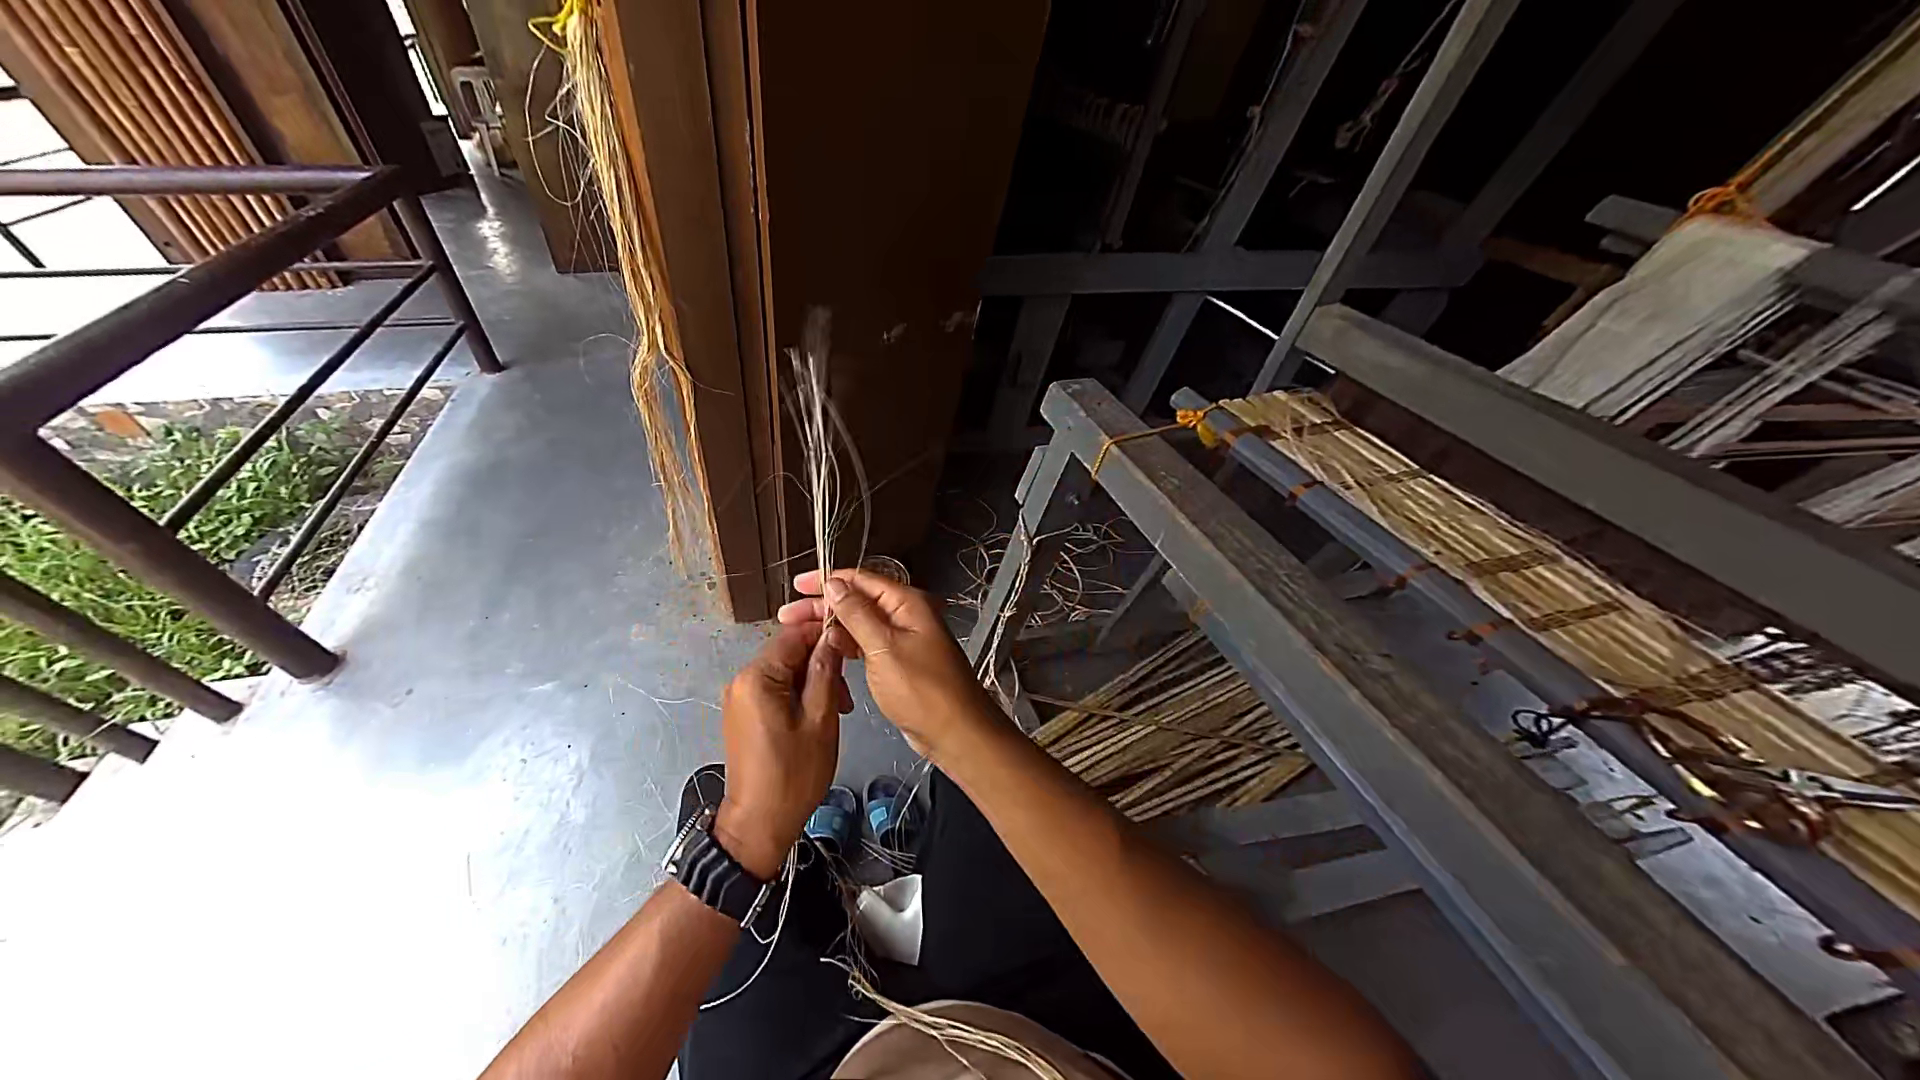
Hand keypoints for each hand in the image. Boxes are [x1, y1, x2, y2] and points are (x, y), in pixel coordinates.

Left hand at [714, 623, 847, 879]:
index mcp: (757, 677)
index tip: (852, 648)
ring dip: (814, 682)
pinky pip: (775, 690)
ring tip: (837, 711)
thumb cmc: (793, 774)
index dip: (825, 635)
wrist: (759, 823)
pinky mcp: (744, 714)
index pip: (794, 635)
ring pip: (785, 672)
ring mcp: (740, 698)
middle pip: (789, 653)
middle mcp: (741, 681)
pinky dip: (799, 696)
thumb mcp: (820, 719)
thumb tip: (832, 635)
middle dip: (821, 665)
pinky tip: (818, 717)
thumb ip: (826, 671)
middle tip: (846, 695)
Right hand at [778, 569, 1002, 757]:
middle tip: (788, 616)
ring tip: (799, 633)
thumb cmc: (924, 690)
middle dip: (823, 605)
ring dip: (831, 626)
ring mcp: (903, 638)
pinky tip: (826, 651)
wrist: (956, 732)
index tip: (798, 586)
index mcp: (907, 603)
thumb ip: (857, 614)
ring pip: (860, 623)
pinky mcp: (898, 660)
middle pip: (858, 600)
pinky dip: (846, 645)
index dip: (827, 579)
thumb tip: (835, 584)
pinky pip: (867, 644)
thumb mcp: (884, 648)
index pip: (861, 579)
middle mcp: (906, 614)